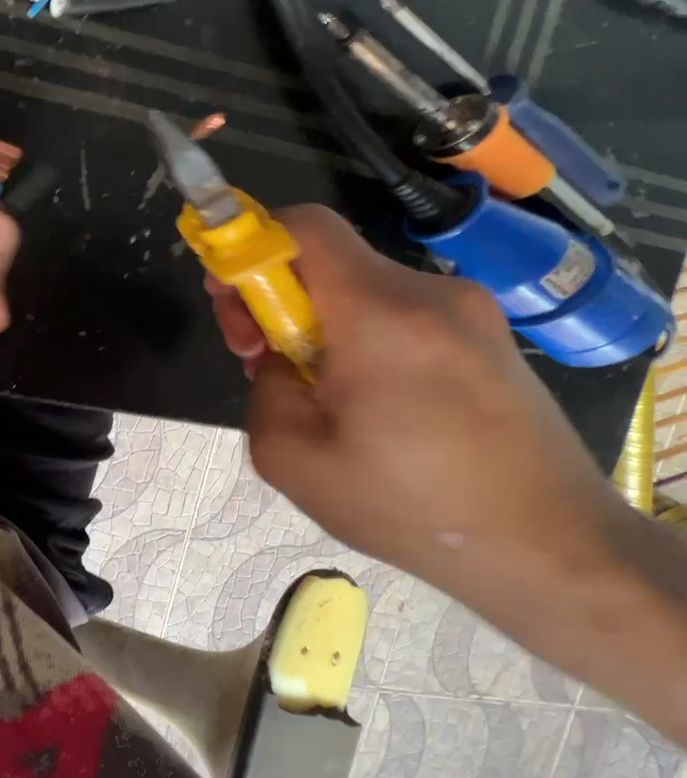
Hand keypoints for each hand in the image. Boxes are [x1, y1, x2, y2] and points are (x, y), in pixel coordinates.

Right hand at [207, 205, 614, 579]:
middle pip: (325, 259)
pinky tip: (361, 401)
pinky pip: (396, 314)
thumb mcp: (289, 455)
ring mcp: (469, 315)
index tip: (224, 294)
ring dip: (313, 323)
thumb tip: (279, 360)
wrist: (553, 551)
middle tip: (257, 358)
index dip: (246, 243)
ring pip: (357, 289)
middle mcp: (430, 297)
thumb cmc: (408, 506)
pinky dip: (356, 338)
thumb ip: (264, 386)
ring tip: (313, 393)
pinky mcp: (487, 339)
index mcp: (380, 316)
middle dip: (272, 295)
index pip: (304, 227)